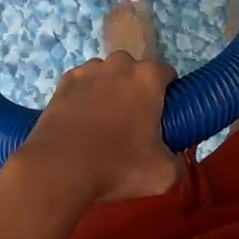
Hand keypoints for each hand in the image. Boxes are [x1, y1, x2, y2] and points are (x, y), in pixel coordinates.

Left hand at [12, 51, 181, 201]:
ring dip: (109, 90)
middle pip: (135, 71)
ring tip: (102, 123)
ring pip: (108, 74)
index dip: (166, 95)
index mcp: (148, 78)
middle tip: (132, 124)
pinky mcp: (66, 80)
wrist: (60, 167)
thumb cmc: (117, 165)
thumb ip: (178, 163)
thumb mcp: (161, 175)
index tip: (161, 118)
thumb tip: (178, 159)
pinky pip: (83, 83)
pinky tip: (81, 121)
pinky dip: (85, 95)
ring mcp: (90, 69)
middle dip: (136, 90)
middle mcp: (120, 64)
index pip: (167, 74)